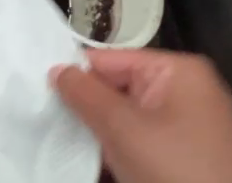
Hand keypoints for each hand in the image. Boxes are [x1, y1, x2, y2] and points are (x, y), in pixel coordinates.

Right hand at [51, 49, 231, 182]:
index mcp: (179, 71)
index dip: (75, 76)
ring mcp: (192, 132)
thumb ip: (84, 94)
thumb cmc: (180, 176)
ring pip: (129, 123)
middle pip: (119, 90)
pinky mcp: (191, 165)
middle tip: (46, 121)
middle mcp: (188, 93)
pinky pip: (144, 147)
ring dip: (101, 137)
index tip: (39, 92)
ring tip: (62, 144)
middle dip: (87, 110)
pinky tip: (95, 167)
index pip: (110, 60)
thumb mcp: (123, 131)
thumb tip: (56, 70)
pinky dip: (120, 156)